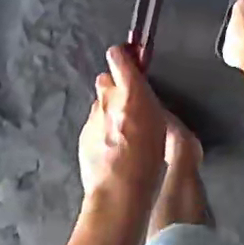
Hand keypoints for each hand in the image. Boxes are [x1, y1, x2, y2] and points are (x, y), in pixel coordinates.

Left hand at [77, 46, 166, 211]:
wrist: (118, 188)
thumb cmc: (147, 157)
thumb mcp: (160, 121)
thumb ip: (147, 100)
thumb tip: (141, 95)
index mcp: (131, 91)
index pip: (119, 58)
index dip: (122, 55)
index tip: (127, 55)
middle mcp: (108, 100)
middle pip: (106, 78)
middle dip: (114, 85)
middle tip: (127, 100)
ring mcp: (93, 118)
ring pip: (100, 103)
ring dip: (108, 109)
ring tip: (121, 129)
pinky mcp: (83, 135)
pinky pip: (93, 124)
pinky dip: (101, 129)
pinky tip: (112, 145)